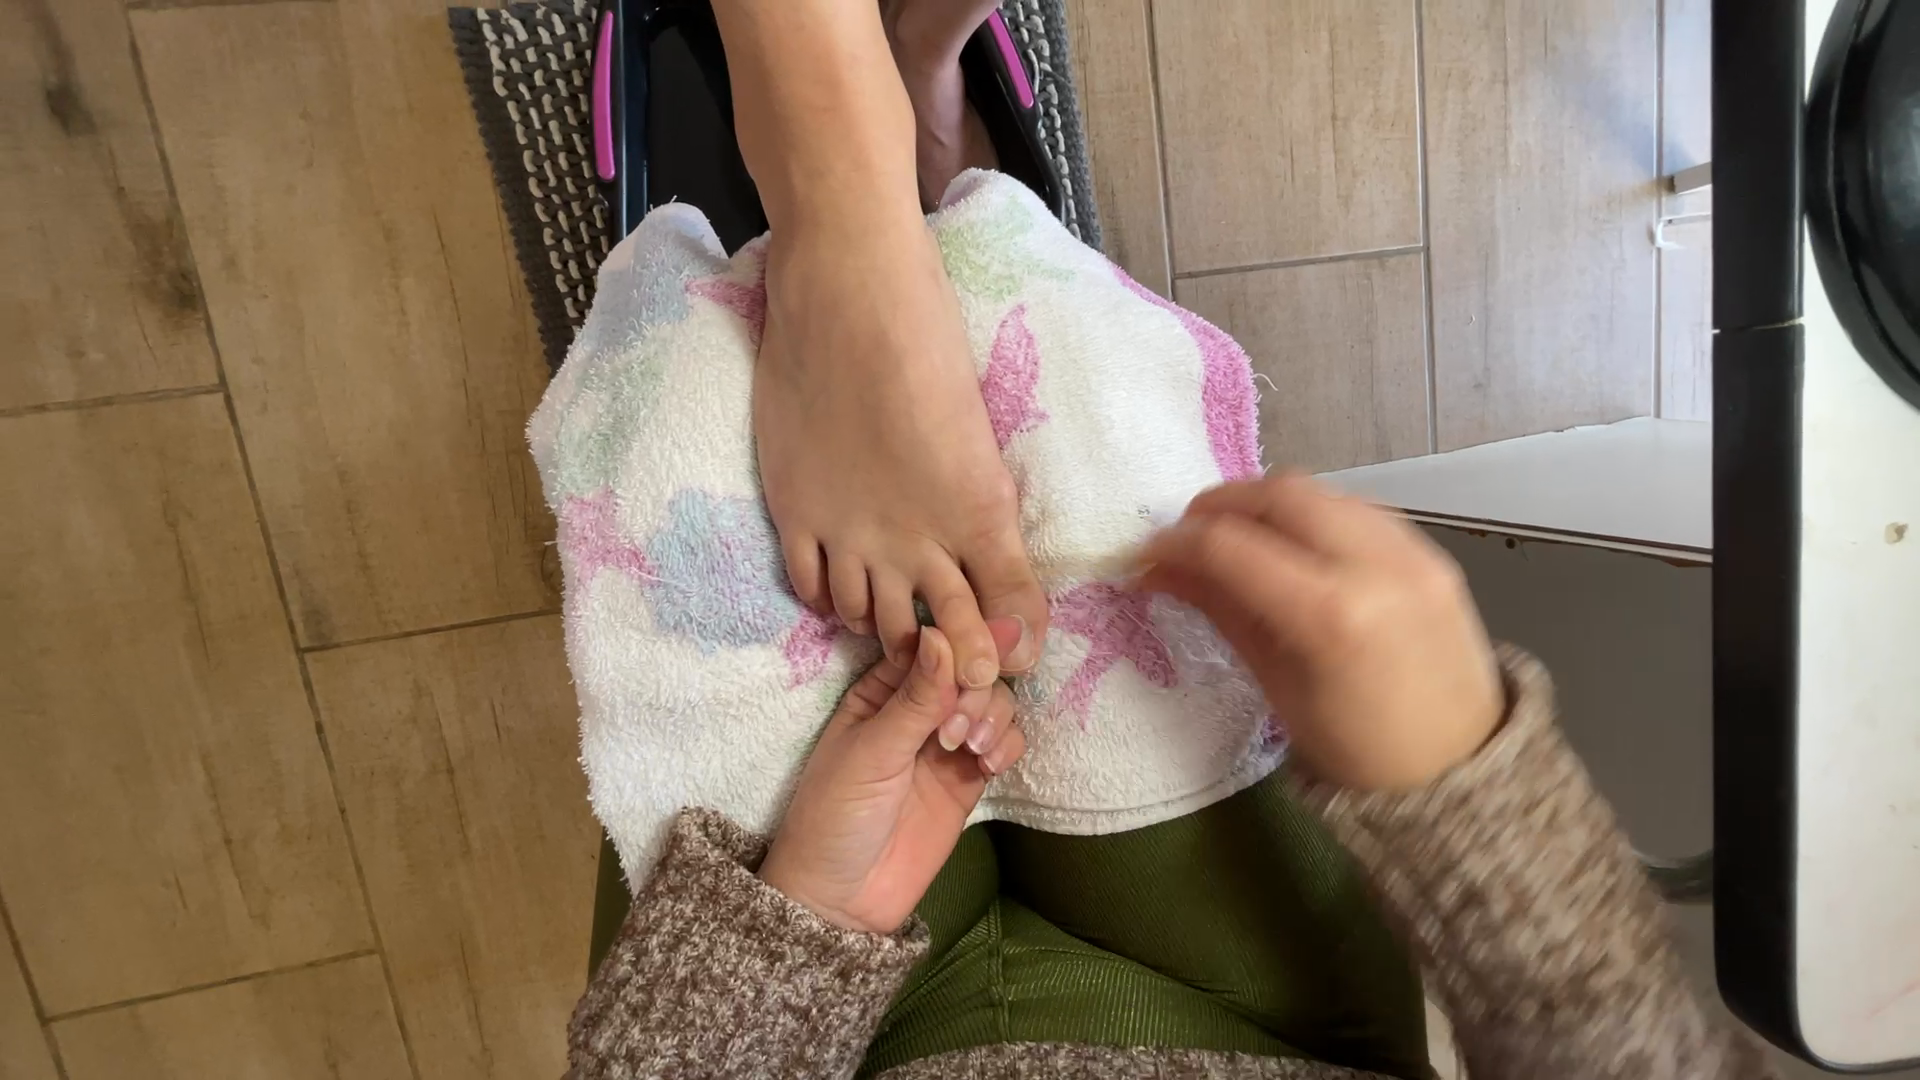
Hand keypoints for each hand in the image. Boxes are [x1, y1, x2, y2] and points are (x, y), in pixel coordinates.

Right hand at [755, 209, 1048, 689]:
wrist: (848, 299)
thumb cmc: (928, 344)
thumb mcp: (976, 430)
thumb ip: (979, 502)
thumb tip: (979, 543)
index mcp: (979, 513)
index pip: (1013, 606)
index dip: (1019, 645)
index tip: (1017, 660)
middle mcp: (918, 540)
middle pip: (947, 635)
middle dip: (960, 666)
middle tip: (959, 677)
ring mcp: (852, 535)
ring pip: (874, 623)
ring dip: (891, 634)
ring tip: (897, 634)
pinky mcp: (798, 517)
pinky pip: (815, 592)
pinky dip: (831, 603)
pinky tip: (840, 593)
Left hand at [759, 627, 1026, 934]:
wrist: (842, 901)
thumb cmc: (836, 814)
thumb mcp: (871, 751)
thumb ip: (915, 697)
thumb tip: (941, 633)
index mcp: (882, 689)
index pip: (932, 646)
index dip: (961, 643)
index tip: (982, 651)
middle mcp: (919, 707)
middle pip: (971, 671)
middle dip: (976, 691)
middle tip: (957, 731)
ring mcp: (947, 742)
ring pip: (993, 703)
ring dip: (993, 717)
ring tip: (971, 750)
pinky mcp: (969, 777)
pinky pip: (1004, 743)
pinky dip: (1007, 745)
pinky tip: (989, 765)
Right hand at [1138, 474, 1502, 791]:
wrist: (1462, 767)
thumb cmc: (1353, 746)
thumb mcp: (1272, 680)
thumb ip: (1217, 607)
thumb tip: (1156, 569)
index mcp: (1331, 616)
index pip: (1232, 547)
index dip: (1177, 542)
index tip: (1147, 554)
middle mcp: (1378, 566)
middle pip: (1278, 493)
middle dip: (1218, 504)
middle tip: (1187, 534)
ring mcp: (1413, 551)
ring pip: (1317, 488)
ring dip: (1261, 503)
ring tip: (1234, 538)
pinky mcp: (1429, 549)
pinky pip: (1352, 505)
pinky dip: (1305, 513)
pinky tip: (1289, 545)